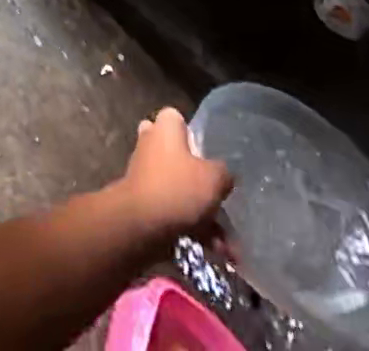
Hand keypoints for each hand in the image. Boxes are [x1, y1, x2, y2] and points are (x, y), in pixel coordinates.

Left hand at [115, 107, 233, 237]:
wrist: (141, 223)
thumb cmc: (178, 188)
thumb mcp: (215, 177)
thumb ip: (222, 171)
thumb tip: (221, 173)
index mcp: (164, 129)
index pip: (175, 117)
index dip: (191, 130)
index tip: (207, 148)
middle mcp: (151, 145)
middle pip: (178, 153)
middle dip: (198, 175)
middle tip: (218, 190)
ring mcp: (145, 173)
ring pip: (179, 186)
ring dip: (205, 213)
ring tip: (228, 242)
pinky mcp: (144, 200)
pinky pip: (174, 209)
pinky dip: (194, 228)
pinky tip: (218, 251)